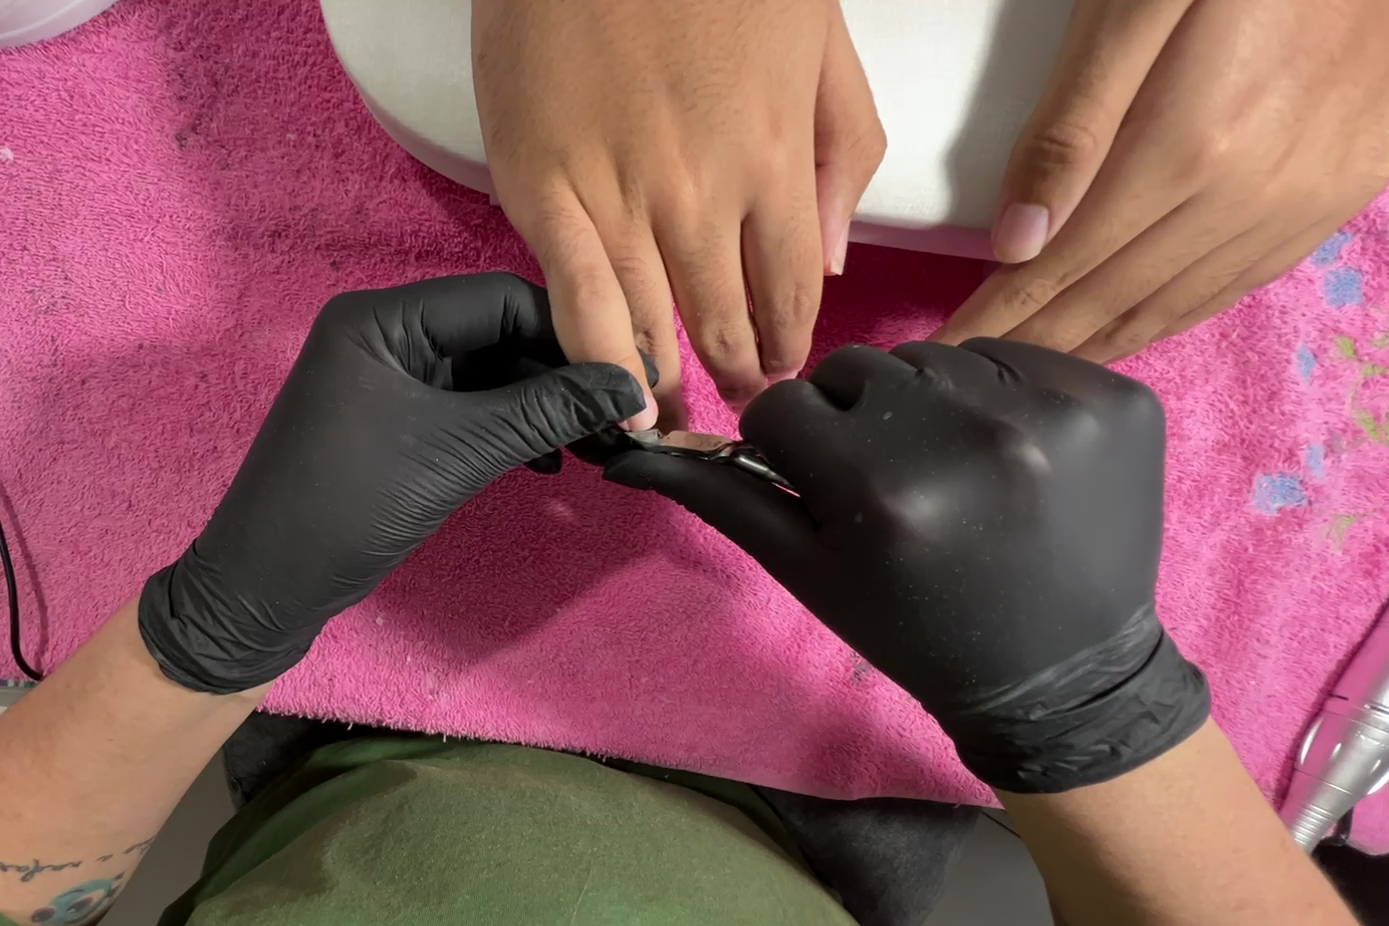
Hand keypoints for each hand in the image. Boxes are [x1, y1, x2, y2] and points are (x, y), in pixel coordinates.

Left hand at [139, 274, 643, 693]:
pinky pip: (464, 410)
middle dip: (556, 378)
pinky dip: (505, 431)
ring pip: (484, 377)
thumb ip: (545, 412)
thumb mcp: (456, 452)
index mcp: (384, 317)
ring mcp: (388, 380)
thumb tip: (630, 390)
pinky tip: (546, 460)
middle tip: (617, 417)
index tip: (628, 377)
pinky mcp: (395, 422)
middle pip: (494, 335)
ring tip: (591, 445)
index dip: (569, 336)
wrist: (270, 584)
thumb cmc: (353, 504)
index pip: (499, 299)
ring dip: (536, 409)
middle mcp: (385, 333)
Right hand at [473, 0, 883, 428]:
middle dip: (734, 377)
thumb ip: (840, 145)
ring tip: (670, 424)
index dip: (787, 343)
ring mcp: (622, 204)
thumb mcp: (815, 29)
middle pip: (725, 321)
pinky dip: (599, 365)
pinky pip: (579, 306)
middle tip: (730, 410)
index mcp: (774, 152)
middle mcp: (703, 195)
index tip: (779, 376)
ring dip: (667, 389)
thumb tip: (838, 256)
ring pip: (654, 328)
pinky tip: (613, 408)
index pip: (794, 285)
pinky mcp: (548, 201)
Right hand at [605, 338, 1209, 791]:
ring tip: (939, 465)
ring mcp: (1051, 409)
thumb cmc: (904, 625)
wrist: (1055, 672)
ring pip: (928, 354)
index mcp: (876, 489)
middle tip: (874, 473)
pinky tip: (1001, 452)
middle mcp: (964, 434)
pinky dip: (988, 394)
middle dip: (844, 414)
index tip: (810, 479)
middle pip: (852, 366)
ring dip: (915, 401)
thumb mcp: (801, 569)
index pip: (779, 406)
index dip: (781, 442)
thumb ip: (720, 498)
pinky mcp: (1116, 394)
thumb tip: (627, 451)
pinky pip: (1010, 356)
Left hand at [938, 0, 1388, 361]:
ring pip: (1166, 309)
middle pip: (1102, 303)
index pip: (1054, 271)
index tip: (945, 351)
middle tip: (976, 372)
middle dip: (1028, 344)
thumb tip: (1016, 245)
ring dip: (1089, 348)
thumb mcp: (1130, 15)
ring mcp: (1305, 197)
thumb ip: (1069, 133)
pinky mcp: (1342, 191)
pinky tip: (1121, 336)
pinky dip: (1162, 322)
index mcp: (1185, 152)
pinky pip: (1231, 288)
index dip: (991, 320)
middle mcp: (1249, 194)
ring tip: (1030, 371)